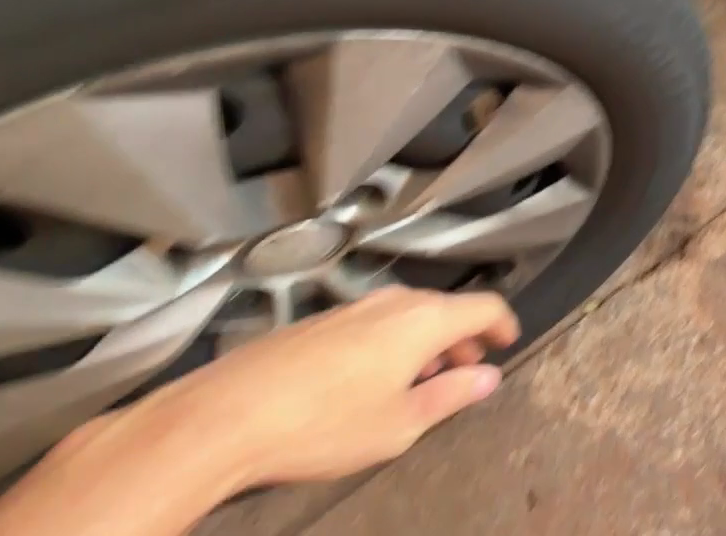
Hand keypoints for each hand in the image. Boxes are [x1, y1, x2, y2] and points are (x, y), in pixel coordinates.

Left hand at [99, 286, 519, 491]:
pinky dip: (390, 343)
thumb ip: (451, 395)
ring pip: (407, 315)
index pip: (484, 306)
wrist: (217, 419)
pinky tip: (368, 380)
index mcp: (425, 319)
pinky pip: (373, 322)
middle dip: (462, 338)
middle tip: (466, 370)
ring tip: (417, 380)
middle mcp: (394, 302)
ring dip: (424, 342)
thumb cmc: (322, 424)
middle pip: (446, 309)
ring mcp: (351, 308)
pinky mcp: (315, 322)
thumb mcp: (399, 424)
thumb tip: (487, 376)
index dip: (502, 324)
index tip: (508, 342)